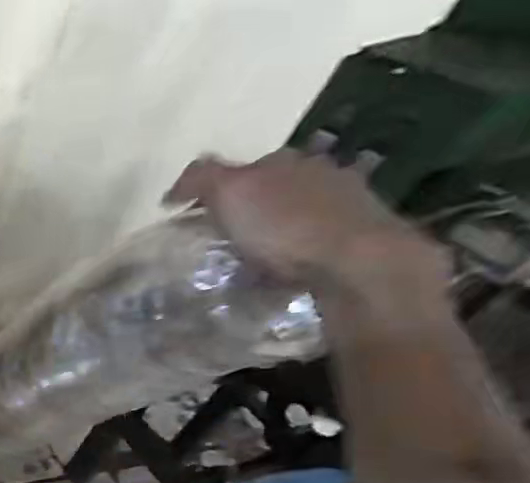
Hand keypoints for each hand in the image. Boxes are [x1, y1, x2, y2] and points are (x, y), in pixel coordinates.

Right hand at [165, 149, 445, 294]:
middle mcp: (317, 172)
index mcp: (283, 161)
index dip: (213, 193)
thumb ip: (202, 180)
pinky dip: (296, 253)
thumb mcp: (231, 194)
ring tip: (252, 262)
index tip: (193, 221)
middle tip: (221, 241)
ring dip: (275, 231)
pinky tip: (284, 273)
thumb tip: (173, 189)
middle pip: (272, 189)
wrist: (353, 261)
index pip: (241, 170)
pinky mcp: (355, 238)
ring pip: (296, 213)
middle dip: (247, 209)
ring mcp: (343, 203)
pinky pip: (314, 243)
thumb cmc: (285, 226)